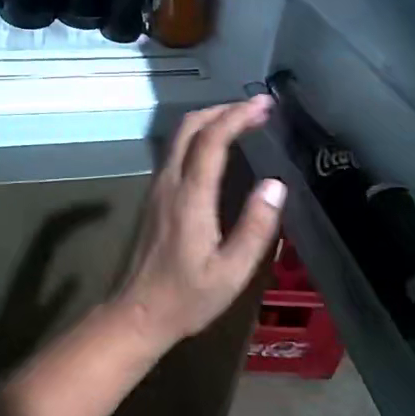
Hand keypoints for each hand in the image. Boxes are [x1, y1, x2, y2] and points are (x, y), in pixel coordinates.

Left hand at [110, 96, 288, 350]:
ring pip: (179, 136)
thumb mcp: (231, 272)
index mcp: (190, 196)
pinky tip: (218, 148)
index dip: (237, 115)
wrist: (138, 311)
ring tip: (242, 121)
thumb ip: (255, 228)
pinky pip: (176, 150)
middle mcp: (170, 182)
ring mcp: (158, 186)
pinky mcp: (155, 195)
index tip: (264, 104)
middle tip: (256, 108)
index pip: (211, 140)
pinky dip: (199, 136)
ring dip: (210, 120)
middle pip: (189, 127)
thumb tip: (276, 185)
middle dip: (223, 109)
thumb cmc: (187, 297)